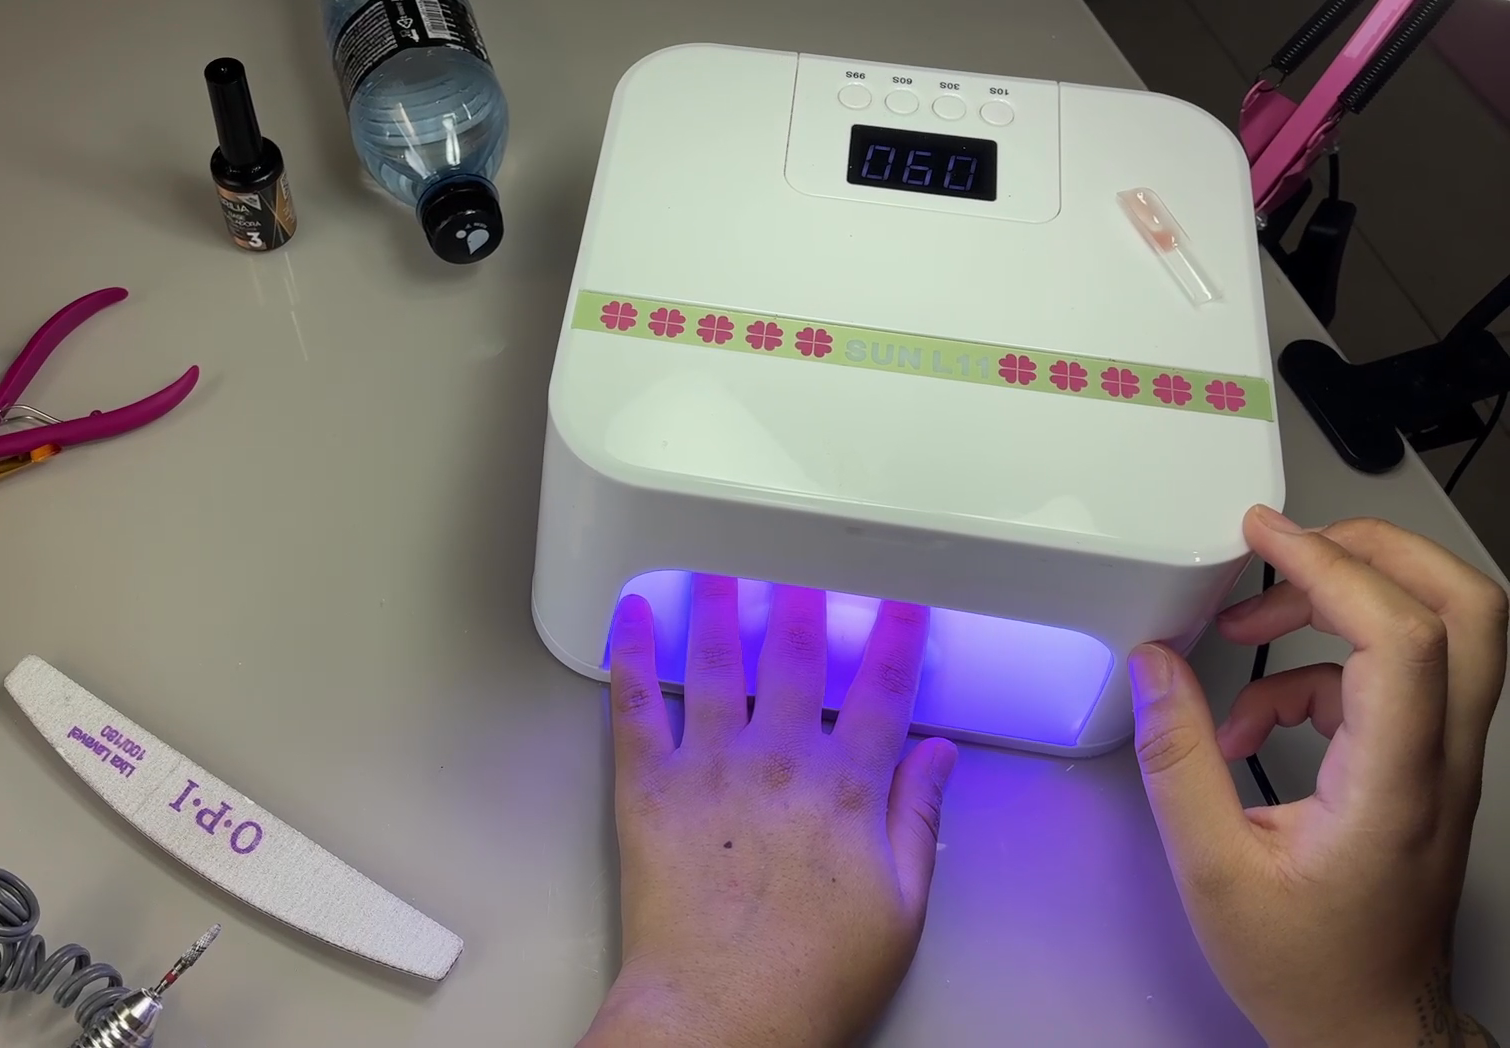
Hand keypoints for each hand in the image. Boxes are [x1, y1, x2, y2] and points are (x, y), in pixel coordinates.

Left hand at [579, 577, 958, 1047]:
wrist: (720, 1012)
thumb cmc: (819, 970)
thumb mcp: (899, 907)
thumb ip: (917, 818)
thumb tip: (939, 750)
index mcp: (844, 786)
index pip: (881, 694)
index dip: (896, 642)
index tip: (902, 601)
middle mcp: (778, 756)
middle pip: (795, 660)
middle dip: (801, 606)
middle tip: (800, 567)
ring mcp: (709, 761)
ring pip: (716, 661)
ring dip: (718, 607)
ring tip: (716, 569)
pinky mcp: (650, 779)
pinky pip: (636, 702)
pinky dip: (632, 652)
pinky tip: (631, 613)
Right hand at [1130, 507, 1506, 1047]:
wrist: (1365, 1022)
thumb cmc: (1295, 958)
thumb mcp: (1207, 856)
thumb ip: (1176, 751)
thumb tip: (1154, 662)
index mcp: (1395, 785)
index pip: (1402, 641)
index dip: (1333, 569)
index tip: (1260, 534)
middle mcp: (1442, 763)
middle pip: (1470, 616)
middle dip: (1376, 554)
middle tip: (1281, 542)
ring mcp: (1440, 763)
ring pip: (1436, 638)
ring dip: (1333, 606)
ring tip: (1237, 625)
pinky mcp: (1417, 767)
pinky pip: (1382, 685)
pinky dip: (1308, 674)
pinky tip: (1248, 716)